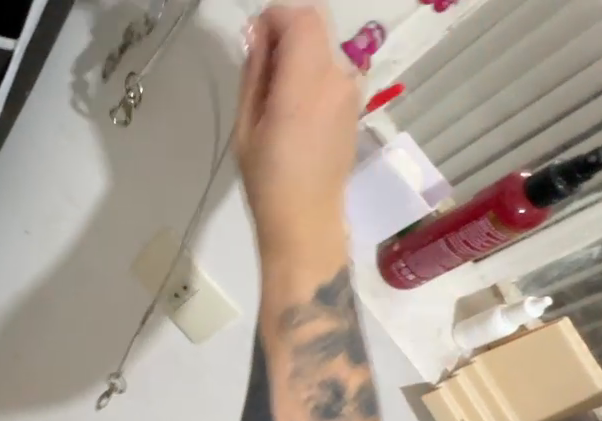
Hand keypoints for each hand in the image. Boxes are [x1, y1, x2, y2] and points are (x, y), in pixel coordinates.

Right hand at [233, 5, 361, 266]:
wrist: (305, 219)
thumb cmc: (266, 180)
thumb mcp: (246, 129)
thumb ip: (255, 76)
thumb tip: (257, 36)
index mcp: (304, 81)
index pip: (300, 18)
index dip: (275, 16)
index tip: (253, 35)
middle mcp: (337, 75)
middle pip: (316, 26)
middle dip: (287, 32)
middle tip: (259, 66)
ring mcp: (351, 87)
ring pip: (323, 49)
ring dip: (299, 57)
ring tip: (273, 98)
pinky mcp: (355, 101)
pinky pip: (331, 72)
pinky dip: (311, 75)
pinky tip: (292, 112)